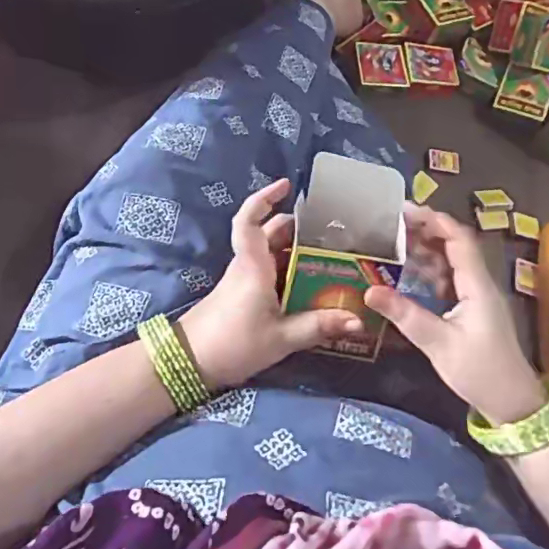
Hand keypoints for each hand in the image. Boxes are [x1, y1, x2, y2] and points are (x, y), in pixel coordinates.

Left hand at [179, 178, 363, 388]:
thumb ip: (318, 326)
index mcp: (253, 266)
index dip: (264, 198)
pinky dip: (287, 269)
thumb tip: (358, 321)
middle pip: (268, 234)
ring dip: (293, 249)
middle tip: (329, 231)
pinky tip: (307, 283)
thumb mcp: (281, 338)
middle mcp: (247, 266)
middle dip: (295, 227)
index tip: (286, 186)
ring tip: (327, 255)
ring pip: (269, 253)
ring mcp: (242, 280)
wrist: (190, 363)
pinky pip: (268, 272)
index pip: (250, 221)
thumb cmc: (233, 343)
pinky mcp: (241, 295)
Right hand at [364, 205, 548, 424]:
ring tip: (394, 244)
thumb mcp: (438, 343)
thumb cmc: (480, 372)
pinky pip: (450, 280)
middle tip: (391, 225)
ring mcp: (477, 296)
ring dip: (426, 250)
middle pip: (454, 245)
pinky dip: (429, 271)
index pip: (458, 239)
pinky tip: (408, 274)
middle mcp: (479, 284)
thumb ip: (405, 315)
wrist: (513, 403)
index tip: (403, 211)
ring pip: (451, 262)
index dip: (433, 220)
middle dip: (425, 230)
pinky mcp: (472, 309)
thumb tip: (369, 290)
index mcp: (477, 285)